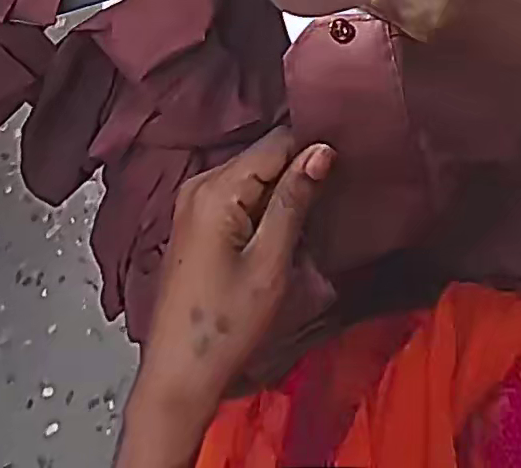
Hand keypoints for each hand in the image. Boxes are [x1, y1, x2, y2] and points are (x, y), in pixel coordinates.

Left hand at [117, 127, 335, 467]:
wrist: (178, 377)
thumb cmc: (227, 325)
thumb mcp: (270, 261)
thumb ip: (295, 199)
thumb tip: (322, 149)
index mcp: (215, 188)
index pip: (274, 143)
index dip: (310, 148)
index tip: (343, 161)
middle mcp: (199, 181)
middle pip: (261, 155)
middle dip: (297, 166)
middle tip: (334, 186)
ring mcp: (192, 199)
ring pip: (251, 172)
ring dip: (282, 185)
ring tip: (316, 203)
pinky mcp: (194, 217)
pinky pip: (237, 190)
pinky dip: (263, 200)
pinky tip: (284, 220)